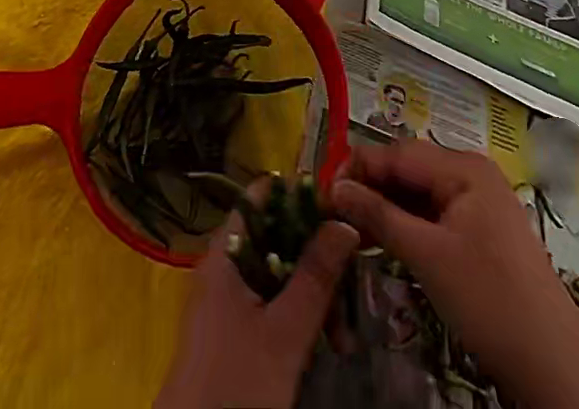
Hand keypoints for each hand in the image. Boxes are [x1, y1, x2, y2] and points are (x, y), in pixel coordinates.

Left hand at [154, 203, 359, 408]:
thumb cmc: (238, 381)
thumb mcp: (286, 330)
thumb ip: (315, 275)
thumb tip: (343, 221)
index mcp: (227, 251)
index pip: (260, 197)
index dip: (299, 197)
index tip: (341, 213)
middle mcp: (225, 262)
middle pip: (277, 236)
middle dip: (318, 261)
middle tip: (352, 293)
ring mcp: (228, 293)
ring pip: (280, 273)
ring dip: (316, 297)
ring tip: (344, 342)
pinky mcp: (235, 323)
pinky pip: (274, 301)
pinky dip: (301, 317)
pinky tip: (329, 347)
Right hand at [330, 141, 578, 408]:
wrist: (552, 363)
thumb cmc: (488, 298)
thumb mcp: (424, 253)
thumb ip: (375, 213)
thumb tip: (332, 188)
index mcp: (463, 168)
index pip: (393, 153)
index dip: (354, 169)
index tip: (323, 194)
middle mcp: (468, 173)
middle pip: (401, 168)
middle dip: (365, 187)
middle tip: (332, 213)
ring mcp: (473, 200)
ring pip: (410, 190)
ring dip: (378, 206)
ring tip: (348, 228)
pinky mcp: (472, 227)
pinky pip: (425, 210)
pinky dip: (399, 221)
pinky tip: (375, 237)